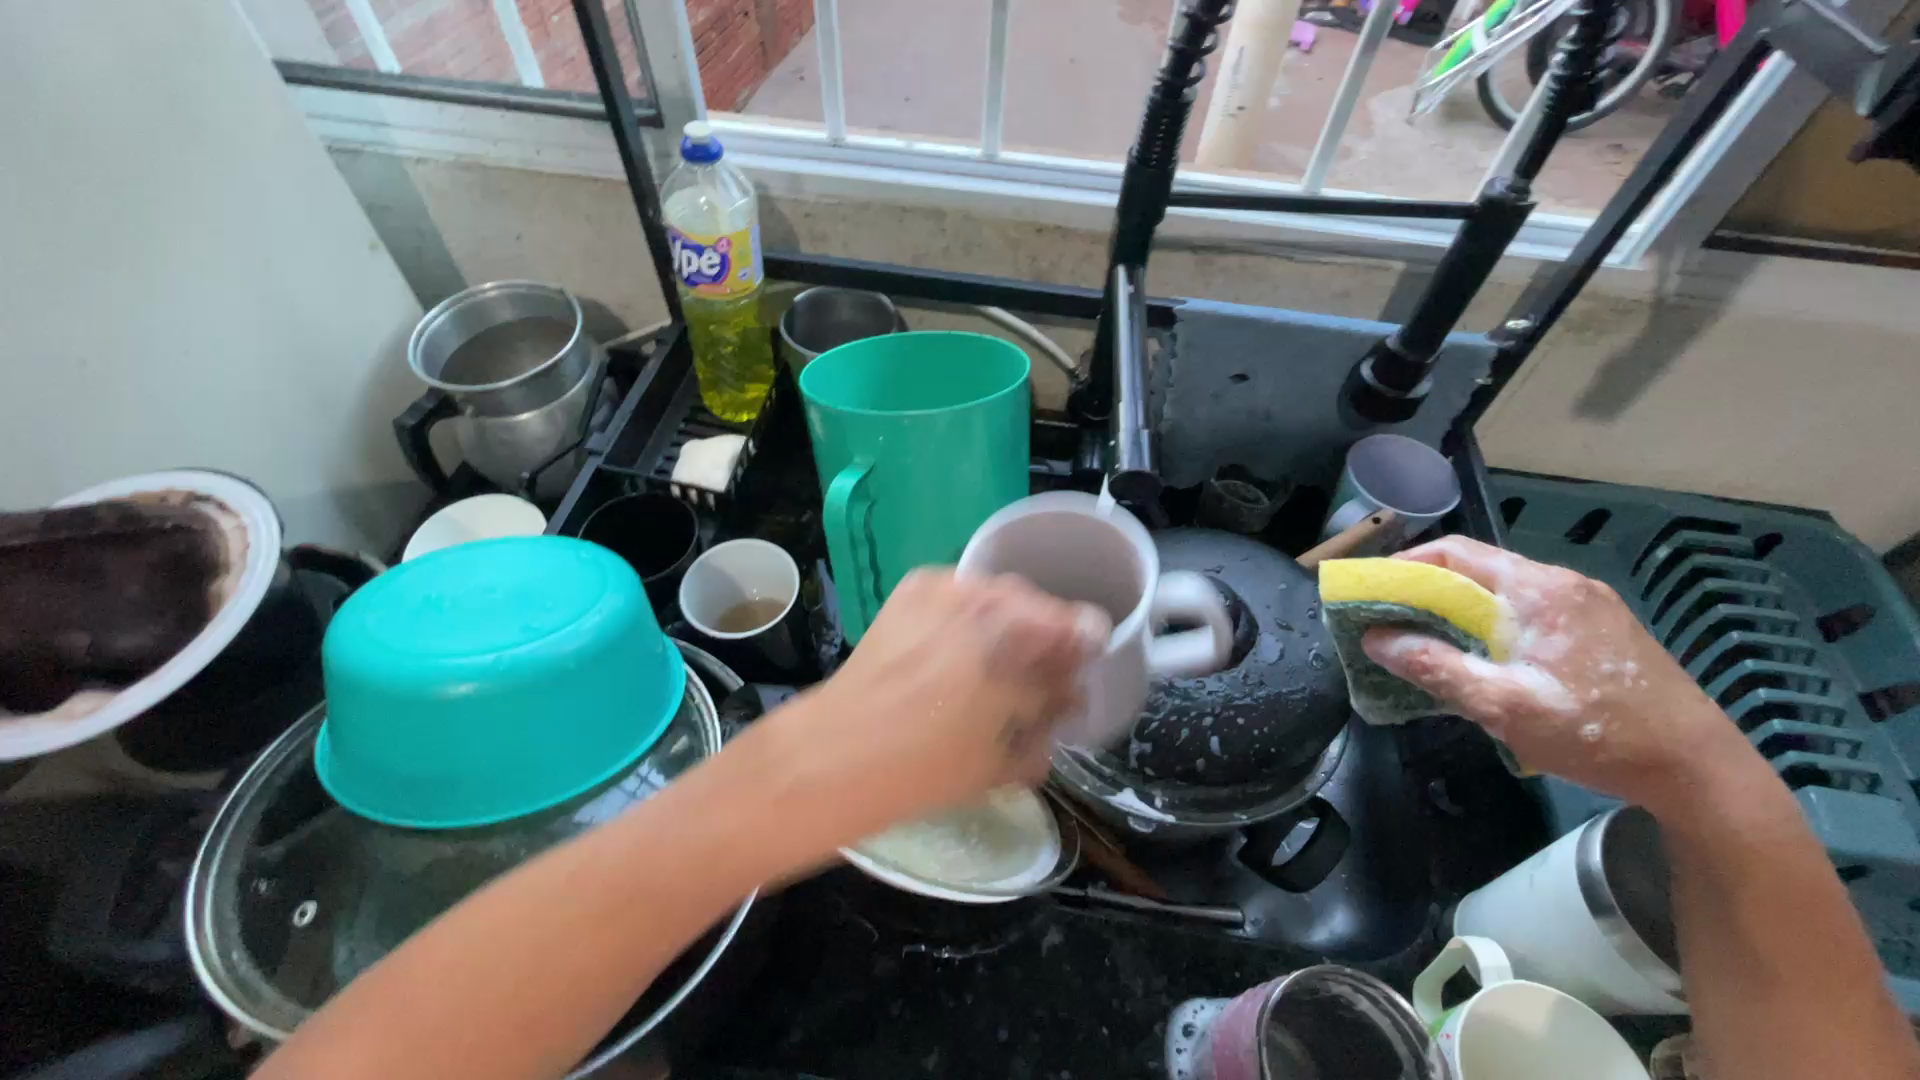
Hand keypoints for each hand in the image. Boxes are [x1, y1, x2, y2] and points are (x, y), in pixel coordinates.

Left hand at [770, 569, 1107, 833]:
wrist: (843, 750)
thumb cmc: (932, 765)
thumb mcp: (1009, 755)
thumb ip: (1050, 716)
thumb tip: (1067, 694)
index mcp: (1024, 635)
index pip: (1083, 624)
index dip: (1082, 652)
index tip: (1071, 677)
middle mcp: (991, 597)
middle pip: (1041, 607)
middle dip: (1044, 638)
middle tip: (1032, 677)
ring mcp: (948, 586)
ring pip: (999, 595)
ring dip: (1006, 624)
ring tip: (986, 663)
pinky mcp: (914, 588)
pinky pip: (959, 593)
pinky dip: (965, 614)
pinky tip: (951, 647)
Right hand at [1359, 536, 1753, 813]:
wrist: (1700, 771)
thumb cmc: (1598, 734)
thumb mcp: (1504, 706)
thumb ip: (1435, 667)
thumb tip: (1374, 639)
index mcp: (1540, 590)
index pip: (1454, 552)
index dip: (1402, 566)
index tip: (1367, 592)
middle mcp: (1563, 585)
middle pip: (1476, 569)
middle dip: (1423, 590)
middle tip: (1385, 620)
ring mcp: (1586, 606)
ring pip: (1501, 592)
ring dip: (1455, 609)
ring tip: (1422, 641)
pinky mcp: (1598, 631)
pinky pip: (1526, 612)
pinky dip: (1487, 623)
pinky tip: (1477, 657)